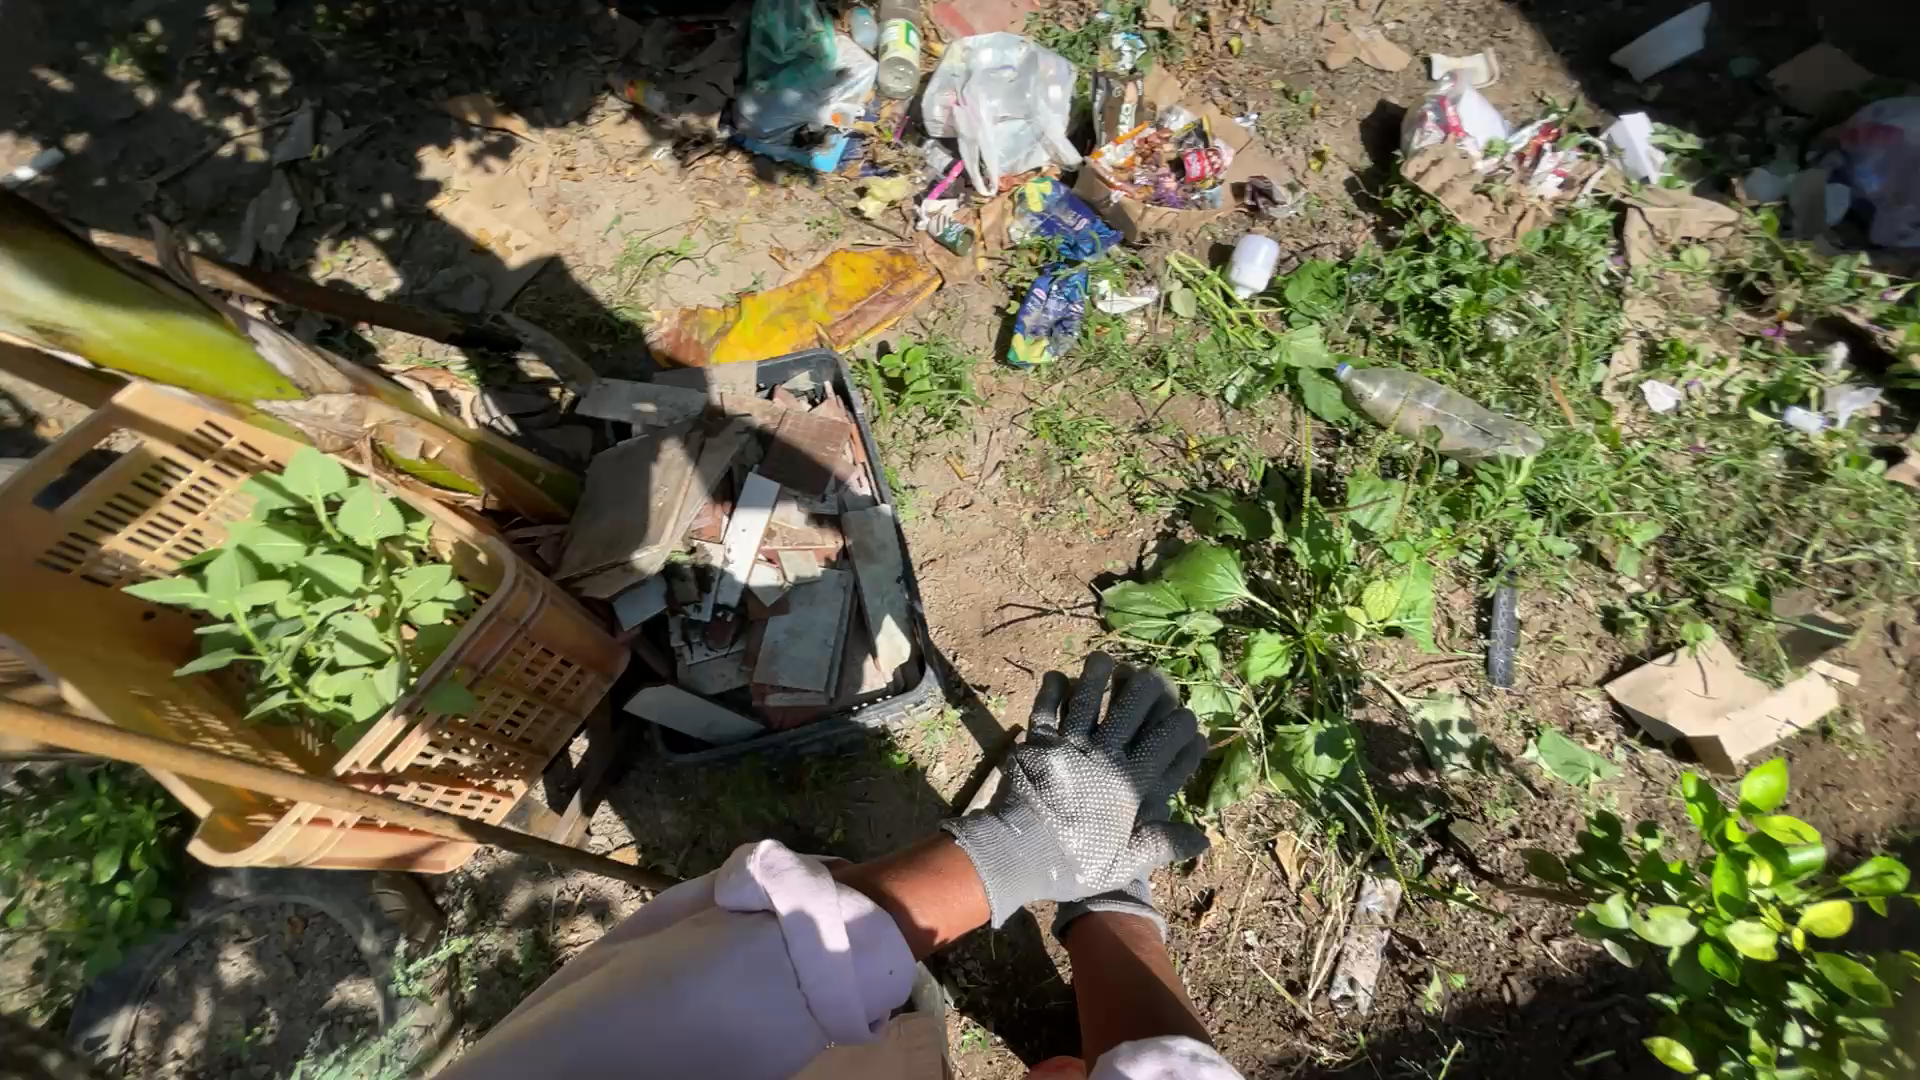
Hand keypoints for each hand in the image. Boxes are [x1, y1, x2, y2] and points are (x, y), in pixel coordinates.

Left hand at [942, 653, 1209, 927]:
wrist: (1020, 853)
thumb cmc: (1074, 864)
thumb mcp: (1124, 863)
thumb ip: (1162, 845)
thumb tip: (1204, 838)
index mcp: (1127, 784)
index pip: (1161, 746)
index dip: (1177, 728)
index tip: (1187, 714)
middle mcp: (1102, 756)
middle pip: (1128, 713)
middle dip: (1144, 689)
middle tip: (1153, 673)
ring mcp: (1067, 745)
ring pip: (1086, 702)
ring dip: (1096, 679)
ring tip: (1105, 658)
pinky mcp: (1036, 743)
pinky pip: (1045, 710)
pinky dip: (1051, 692)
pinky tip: (1057, 676)